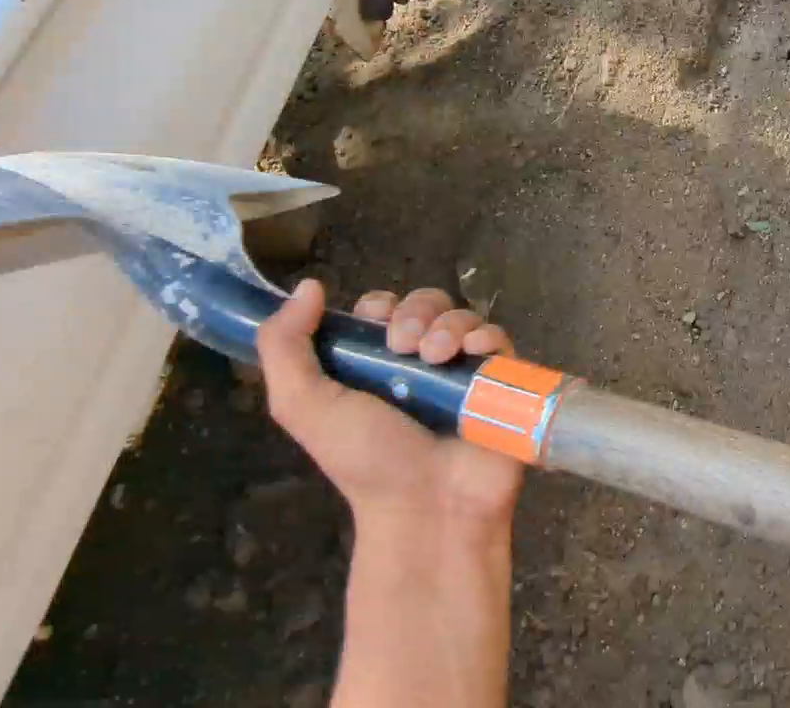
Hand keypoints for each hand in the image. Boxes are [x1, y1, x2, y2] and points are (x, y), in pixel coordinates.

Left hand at [258, 280, 523, 536]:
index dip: (382, 307)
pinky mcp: (502, 379)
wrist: (429, 505)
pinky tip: (473, 353)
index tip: (377, 326)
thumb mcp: (306, 408)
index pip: (384, 309)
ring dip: (449, 325)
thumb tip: (308, 285)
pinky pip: (500, 338)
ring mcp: (464, 369)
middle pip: (426, 304)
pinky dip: (487, 336)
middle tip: (407, 347)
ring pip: (463, 316)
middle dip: (416, 313)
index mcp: (374, 365)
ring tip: (439, 356)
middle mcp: (421, 361)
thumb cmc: (366, 460)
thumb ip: (286, 348)